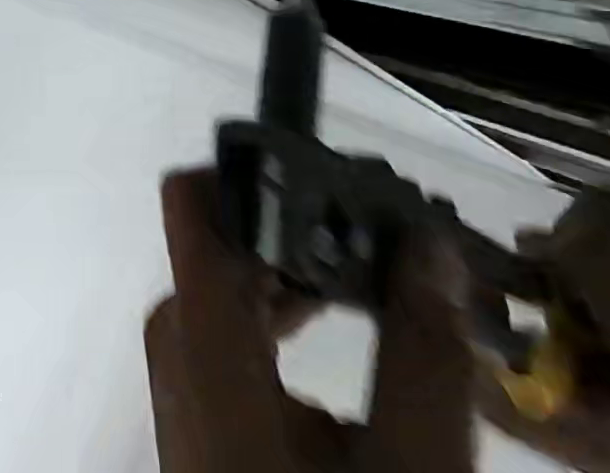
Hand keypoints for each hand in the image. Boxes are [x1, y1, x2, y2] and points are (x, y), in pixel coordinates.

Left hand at [144, 169, 474, 472]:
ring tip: (373, 266)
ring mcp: (184, 376)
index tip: (318, 166)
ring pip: (232, 283)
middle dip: (297, 222)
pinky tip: (338, 318)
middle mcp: (180, 344)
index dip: (243, 169)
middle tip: (379, 223)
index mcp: (207, 343)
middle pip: (222, 240)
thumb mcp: (408, 468)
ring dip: (296, 266)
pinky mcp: (200, 403)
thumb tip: (429, 243)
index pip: (190, 207)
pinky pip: (233, 323)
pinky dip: (283, 307)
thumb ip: (421, 350)